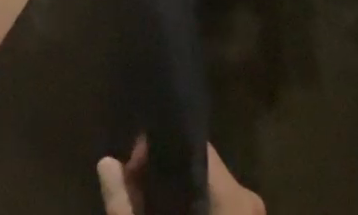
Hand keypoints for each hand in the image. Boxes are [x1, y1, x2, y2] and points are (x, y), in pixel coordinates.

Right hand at [97, 140, 264, 214]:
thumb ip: (123, 206)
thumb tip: (106, 161)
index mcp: (233, 196)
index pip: (193, 148)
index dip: (157, 151)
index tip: (130, 165)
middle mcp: (248, 198)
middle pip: (197, 169)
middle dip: (161, 176)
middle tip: (132, 191)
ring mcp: (251, 213)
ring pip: (206, 190)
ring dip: (177, 196)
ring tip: (146, 206)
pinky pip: (217, 207)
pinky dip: (194, 210)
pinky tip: (169, 213)